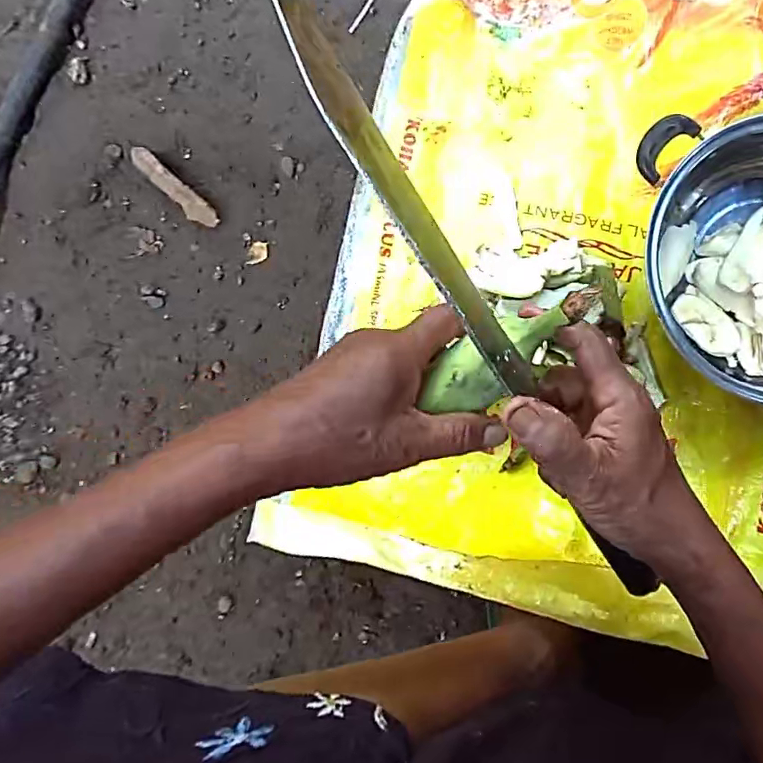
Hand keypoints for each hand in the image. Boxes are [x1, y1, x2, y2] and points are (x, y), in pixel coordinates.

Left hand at [236, 304, 507, 493]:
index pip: (452, 316)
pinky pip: (383, 367)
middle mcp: (377, 338)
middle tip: (465, 406)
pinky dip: (399, 388)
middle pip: (432, 341)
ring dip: (425, 383)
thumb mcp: (406, 444)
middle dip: (454, 371)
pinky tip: (391, 423)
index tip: (499, 356)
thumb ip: (457, 434)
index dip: (481, 329)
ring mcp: (354, 350)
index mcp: (400, 348)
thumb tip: (497, 429)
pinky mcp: (338, 366)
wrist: (263, 445)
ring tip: (425, 424)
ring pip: (407, 357)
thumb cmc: (336, 440)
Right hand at [501, 323, 716, 574]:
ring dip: (544, 430)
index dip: (552, 327)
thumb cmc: (638, 505)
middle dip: (537, 400)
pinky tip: (559, 475)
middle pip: (561, 378)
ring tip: (549, 464)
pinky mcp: (600, 441)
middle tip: (516, 426)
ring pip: (558, 406)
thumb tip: (510, 405)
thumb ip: (548, 440)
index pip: (585, 341)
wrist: (669, 543)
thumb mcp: (588, 474)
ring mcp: (605, 421)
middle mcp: (610, 399)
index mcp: (617, 393)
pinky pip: (564, 429)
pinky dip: (553, 446)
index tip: (513, 325)